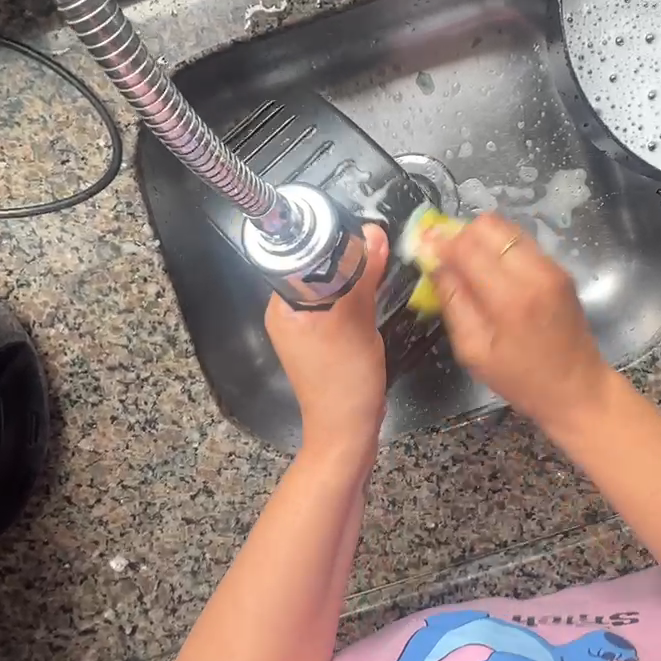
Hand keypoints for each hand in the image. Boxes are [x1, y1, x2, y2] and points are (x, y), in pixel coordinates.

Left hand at [264, 224, 390, 454]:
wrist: (347, 432)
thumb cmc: (343, 379)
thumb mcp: (354, 321)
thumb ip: (362, 275)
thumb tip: (374, 232)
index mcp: (282, 307)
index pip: (300, 257)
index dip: (329, 239)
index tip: (358, 228)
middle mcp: (288, 315)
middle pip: (317, 270)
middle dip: (347, 256)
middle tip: (376, 242)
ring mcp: (306, 330)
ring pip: (331, 288)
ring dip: (354, 276)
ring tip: (378, 262)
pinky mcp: (325, 341)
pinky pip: (339, 306)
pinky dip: (356, 297)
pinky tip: (374, 290)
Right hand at [428, 213, 617, 433]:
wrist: (579, 389)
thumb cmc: (522, 380)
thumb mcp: (474, 351)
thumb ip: (453, 302)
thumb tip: (435, 265)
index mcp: (511, 297)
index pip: (467, 247)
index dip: (441, 243)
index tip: (424, 247)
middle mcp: (535, 271)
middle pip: (489, 226)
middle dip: (461, 235)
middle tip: (447, 257)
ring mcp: (552, 266)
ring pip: (507, 228)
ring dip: (481, 239)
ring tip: (468, 264)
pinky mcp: (560, 268)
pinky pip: (522, 242)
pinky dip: (500, 248)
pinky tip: (492, 272)